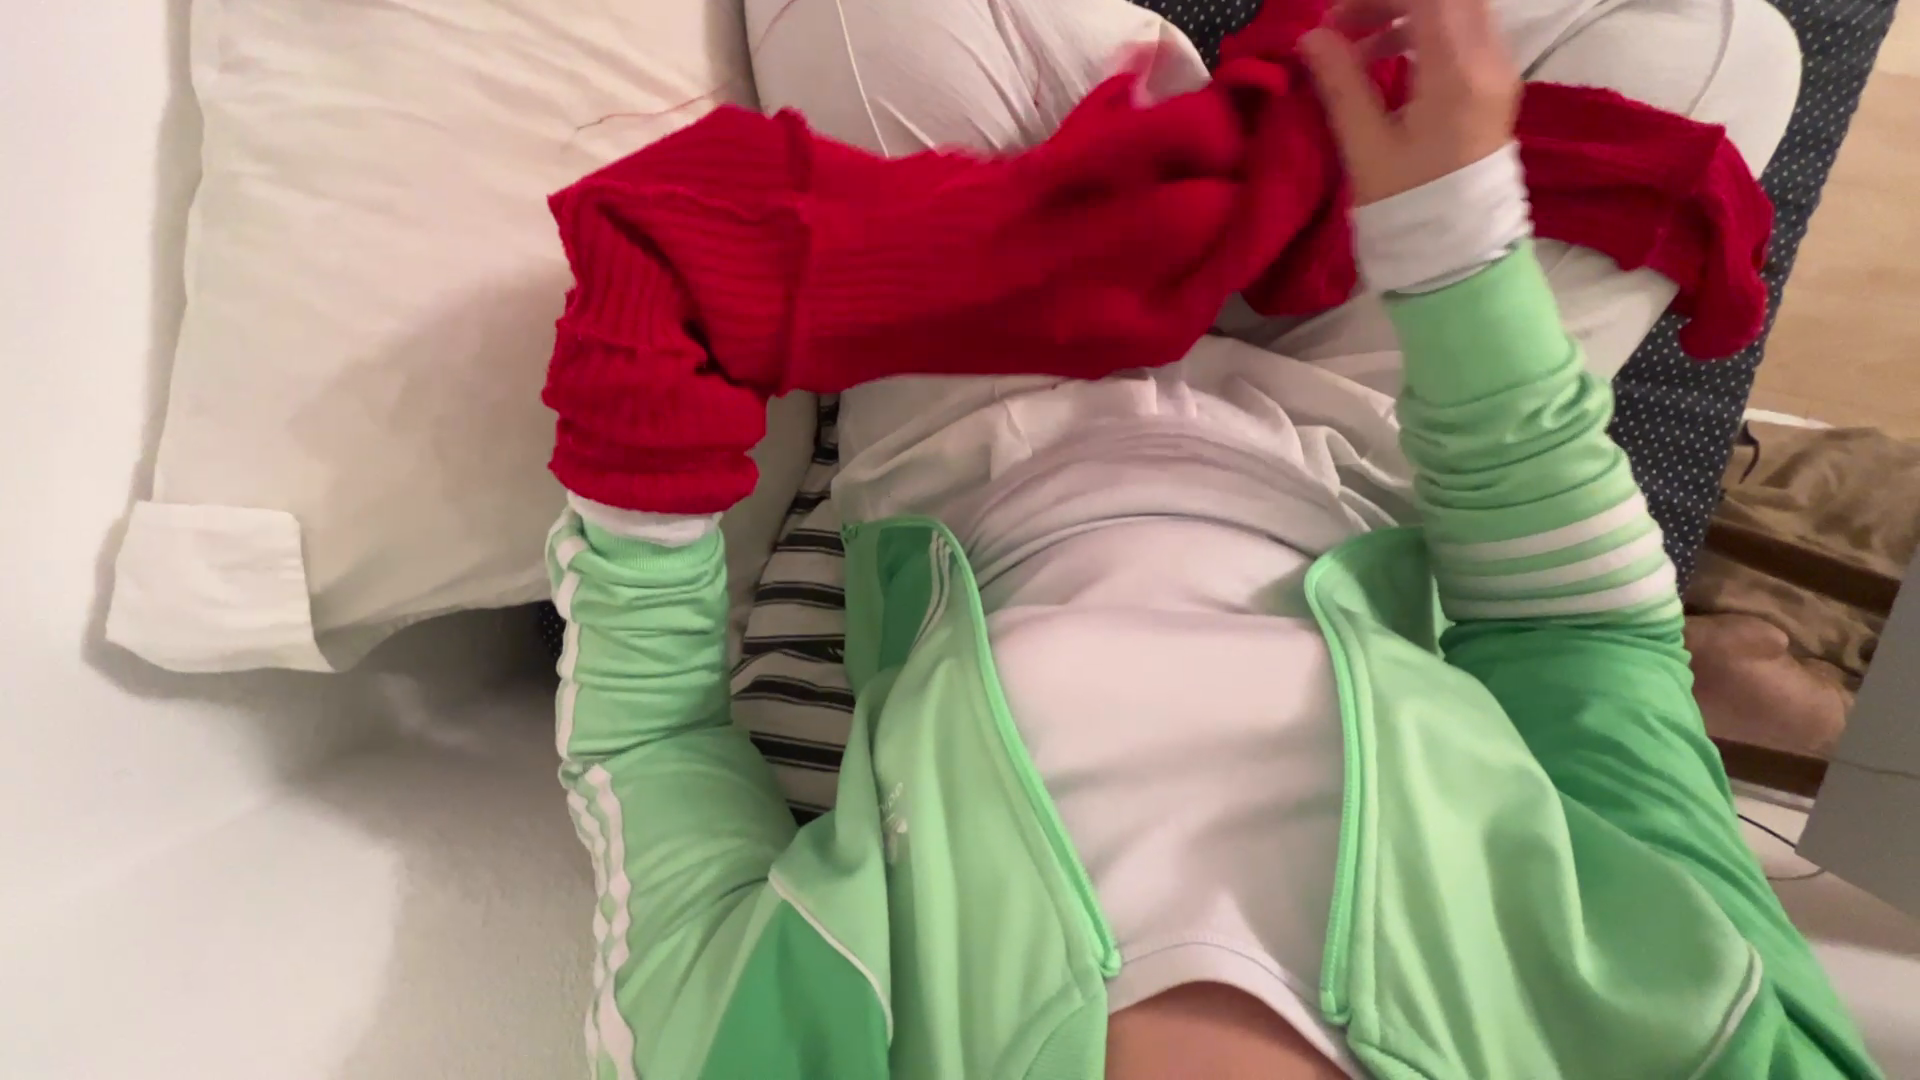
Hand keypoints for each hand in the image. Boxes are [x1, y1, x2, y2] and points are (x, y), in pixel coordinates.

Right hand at [1298, 0, 1519, 205]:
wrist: (1454, 240)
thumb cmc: (1404, 200)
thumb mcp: (1365, 147)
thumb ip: (1341, 85)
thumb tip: (1311, 38)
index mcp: (1456, 72)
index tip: (1335, 16)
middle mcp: (1489, 55)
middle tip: (1342, 23)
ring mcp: (1498, 64)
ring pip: (1458, 5)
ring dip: (1406, 10)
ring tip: (1358, 44)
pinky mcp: (1493, 77)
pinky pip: (1464, 27)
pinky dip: (1424, 28)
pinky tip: (1388, 58)